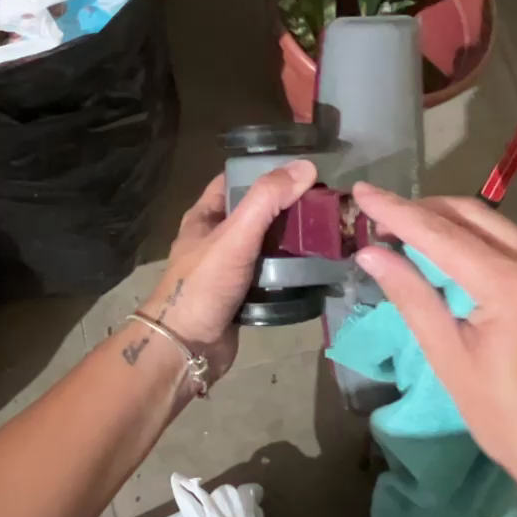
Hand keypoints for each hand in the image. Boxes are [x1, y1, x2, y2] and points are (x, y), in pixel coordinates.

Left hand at [139, 160, 318, 384]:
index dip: (266, 172)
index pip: (237, 180)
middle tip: (326, 204)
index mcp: (205, 216)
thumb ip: (267, 200)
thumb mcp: (234, 235)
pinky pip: (272, 274)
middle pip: (257, 213)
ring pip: (268, 245)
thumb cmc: (203, 285)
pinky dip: (291, 270)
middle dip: (288, 207)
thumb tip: (306, 167)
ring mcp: (231, 268)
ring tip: (329, 231)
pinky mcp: (244, 294)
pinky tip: (317, 265)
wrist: (186, 349)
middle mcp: (217, 238)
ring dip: (293, 240)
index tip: (303, 172)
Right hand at [351, 183, 516, 501]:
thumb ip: (411, 296)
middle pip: (473, 216)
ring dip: (450, 222)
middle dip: (423, 209)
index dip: (398, 211)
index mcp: (514, 290)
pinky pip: (515, 246)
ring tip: (407, 231)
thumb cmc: (502, 416)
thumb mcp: (448, 358)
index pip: (443, 236)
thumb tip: (370, 252)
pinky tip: (452, 254)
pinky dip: (478, 241)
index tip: (361, 191)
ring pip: (496, 226)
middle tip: (380, 216)